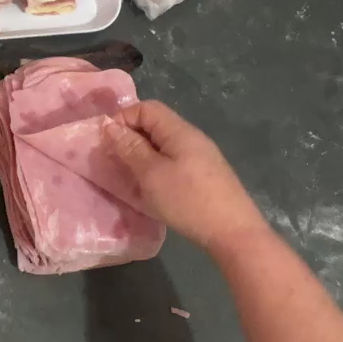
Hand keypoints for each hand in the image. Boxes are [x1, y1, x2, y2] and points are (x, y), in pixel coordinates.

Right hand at [103, 100, 270, 252]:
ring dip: (141, 155)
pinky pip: (172, 160)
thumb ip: (130, 147)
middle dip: (130, 138)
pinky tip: (152, 187)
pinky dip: (155, 167)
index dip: (123, 118)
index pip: (146, 108)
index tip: (108, 143)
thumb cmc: (188, 200)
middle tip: (114, 161)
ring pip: (162, 144)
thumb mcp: (151, 173)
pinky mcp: (203, 175)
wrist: (234, 234)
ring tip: (130, 176)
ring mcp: (200, 157)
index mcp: (179, 131)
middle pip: (155, 124)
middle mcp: (192, 138)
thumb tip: (110, 126)